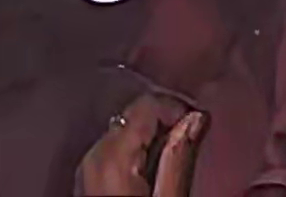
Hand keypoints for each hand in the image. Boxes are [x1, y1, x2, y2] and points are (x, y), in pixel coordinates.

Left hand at [73, 94, 206, 196]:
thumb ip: (179, 159)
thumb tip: (196, 116)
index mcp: (112, 153)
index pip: (147, 104)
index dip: (177, 106)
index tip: (200, 121)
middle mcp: (93, 151)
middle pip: (135, 115)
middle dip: (164, 121)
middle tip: (192, 138)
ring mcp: (86, 166)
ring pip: (125, 131)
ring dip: (151, 136)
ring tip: (175, 154)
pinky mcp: (85, 181)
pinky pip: (114, 149)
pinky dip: (136, 150)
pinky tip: (151, 168)